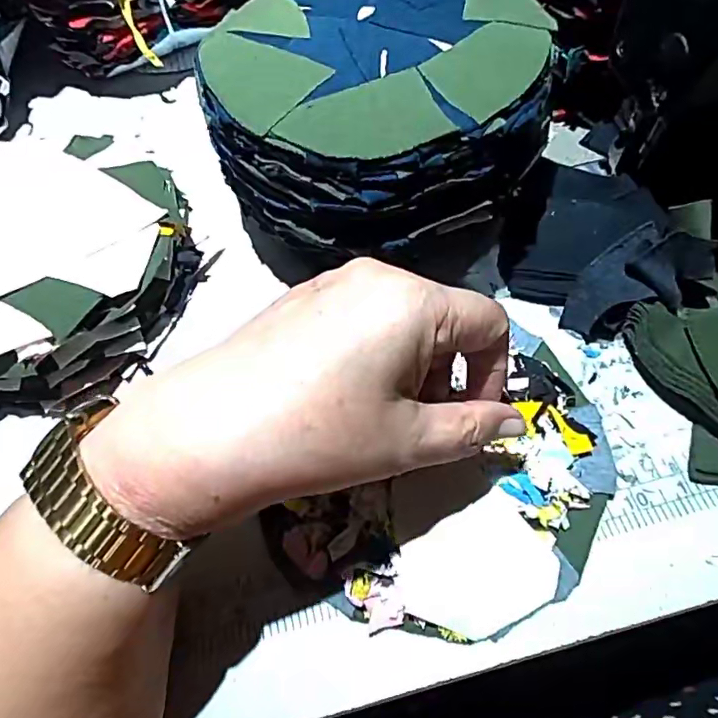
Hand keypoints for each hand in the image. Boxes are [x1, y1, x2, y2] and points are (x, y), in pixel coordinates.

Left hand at [77, 259, 524, 539]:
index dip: (494, 373)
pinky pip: (367, 313)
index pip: (490, 322)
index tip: (470, 416)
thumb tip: (515, 423)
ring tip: (378, 410)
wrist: (202, 433)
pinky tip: (341, 390)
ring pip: (408, 315)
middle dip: (450, 371)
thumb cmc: (318, 437)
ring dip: (416, 363)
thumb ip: (473, 428)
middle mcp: (379, 275)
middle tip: (420, 421)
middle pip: (448, 317)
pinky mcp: (304, 294)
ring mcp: (336, 279)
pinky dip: (379, 349)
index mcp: (414, 302)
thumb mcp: (408, 441)